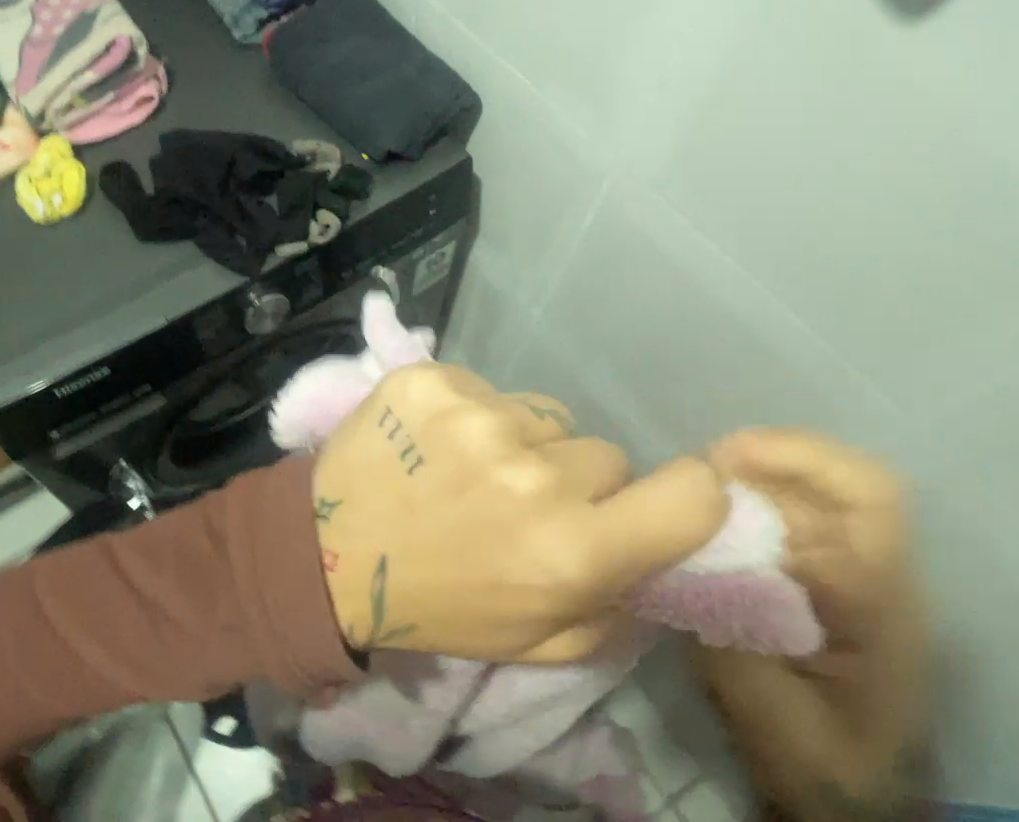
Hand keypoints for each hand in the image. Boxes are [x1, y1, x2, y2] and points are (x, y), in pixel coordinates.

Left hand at [309, 362, 728, 662]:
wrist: (327, 555)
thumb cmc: (437, 605)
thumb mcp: (539, 640)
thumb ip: (616, 604)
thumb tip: (662, 555)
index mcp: (572, 551)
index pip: (691, 493)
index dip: (685, 495)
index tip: (652, 502)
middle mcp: (535, 475)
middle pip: (606, 452)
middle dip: (577, 481)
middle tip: (521, 507)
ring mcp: (478, 416)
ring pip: (545, 416)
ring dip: (522, 443)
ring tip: (469, 473)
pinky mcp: (431, 379)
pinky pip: (487, 387)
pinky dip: (471, 412)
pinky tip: (434, 444)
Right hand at [692, 430, 931, 821]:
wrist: (856, 804)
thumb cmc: (828, 770)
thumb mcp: (778, 723)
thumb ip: (737, 644)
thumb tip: (686, 564)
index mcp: (881, 600)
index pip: (866, 495)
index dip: (799, 456)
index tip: (724, 457)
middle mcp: (874, 575)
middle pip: (831, 482)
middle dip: (759, 463)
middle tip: (691, 476)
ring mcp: (849, 580)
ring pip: (804, 501)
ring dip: (745, 487)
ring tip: (687, 502)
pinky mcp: (820, 590)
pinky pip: (783, 530)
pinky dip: (740, 518)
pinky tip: (700, 537)